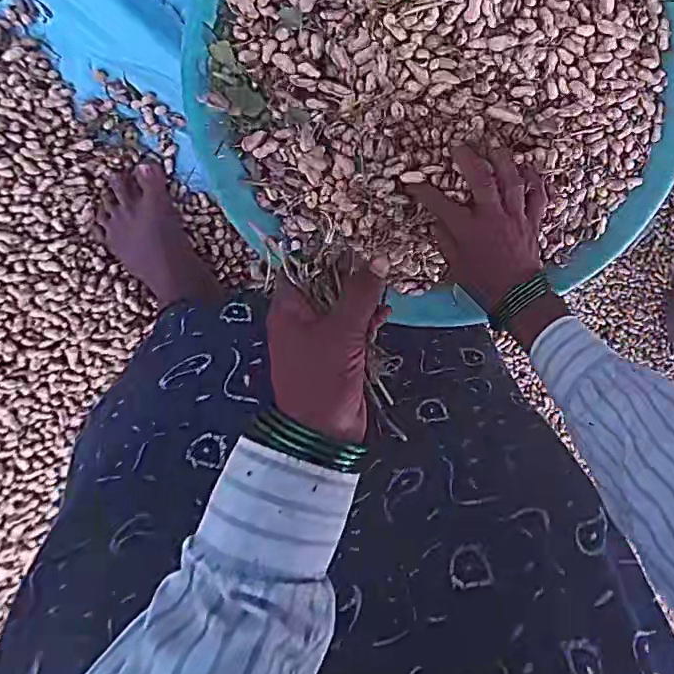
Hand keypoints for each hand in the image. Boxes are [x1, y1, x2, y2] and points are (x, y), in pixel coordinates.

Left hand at [266, 257, 389, 442]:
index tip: (352, 240)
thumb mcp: (343, 331)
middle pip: (325, 284)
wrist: (324, 433)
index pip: (301, 268)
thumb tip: (378, 259)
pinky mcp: (338, 353)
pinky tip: (384, 315)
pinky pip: (352, 327)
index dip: (324, 253)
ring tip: (384, 287)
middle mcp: (301, 319)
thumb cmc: (322, 378)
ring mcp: (319, 337)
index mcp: (289, 309)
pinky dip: (367, 320)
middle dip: (351, 274)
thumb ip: (361, 293)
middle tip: (376, 260)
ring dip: (363, 298)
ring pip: (342, 305)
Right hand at [405, 145, 550, 312]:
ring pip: (512, 181)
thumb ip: (445, 241)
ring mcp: (515, 217)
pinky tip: (527, 169)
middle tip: (459, 146)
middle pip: (481, 179)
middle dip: (468, 159)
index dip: (423, 190)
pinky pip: (537, 196)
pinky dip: (534, 180)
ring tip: (494, 148)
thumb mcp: (456, 266)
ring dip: (503, 161)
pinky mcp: (532, 222)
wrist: (519, 297)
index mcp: (469, 230)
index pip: (440, 203)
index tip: (412, 181)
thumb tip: (436, 222)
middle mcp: (492, 218)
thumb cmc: (485, 284)